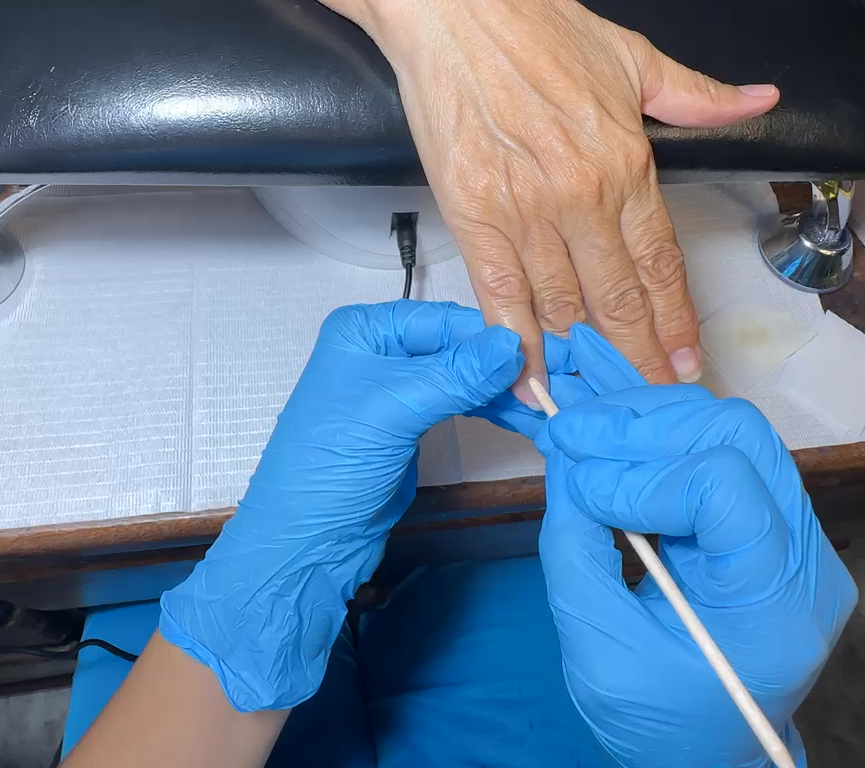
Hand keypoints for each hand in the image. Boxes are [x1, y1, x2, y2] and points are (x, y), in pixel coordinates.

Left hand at [160, 301, 537, 711]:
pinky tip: (523, 417)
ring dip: (504, 390)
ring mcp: (397, 387)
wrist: (307, 544)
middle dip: (504, 366)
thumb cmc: (332, 466)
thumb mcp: (394, 410)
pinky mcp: (411, 421)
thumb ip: (455, 374)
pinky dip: (491, 409)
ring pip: (464, 375)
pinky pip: (460, 402)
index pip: (443, 319)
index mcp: (365, 329)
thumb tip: (513, 343)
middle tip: (557, 383)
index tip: (548, 353)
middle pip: (457, 345)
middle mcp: (381, 349)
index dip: (494, 336)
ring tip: (548, 406)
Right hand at [374, 0, 776, 391]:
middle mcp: (582, 199)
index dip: (674, 320)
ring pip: (563, 307)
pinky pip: (502, 297)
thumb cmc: (537, 26)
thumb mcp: (630, 53)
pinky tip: (532, 384)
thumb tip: (761, 103)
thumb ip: (696, 94)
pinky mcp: (472, 217)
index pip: (659, 263)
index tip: (686, 365)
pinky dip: (517, 346)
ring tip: (601, 407)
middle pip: (616, 300)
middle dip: (638, 359)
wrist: (453, 11)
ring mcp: (525, 213)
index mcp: (626, 162)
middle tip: (653, 406)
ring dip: (583, 363)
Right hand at [536, 326, 854, 767]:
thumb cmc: (655, 721)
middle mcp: (800, 550)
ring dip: (643, 410)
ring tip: (582, 413)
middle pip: (734, 434)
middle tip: (574, 429)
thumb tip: (566, 451)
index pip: (723, 485)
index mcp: (777, 603)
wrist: (700, 751)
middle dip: (642, 422)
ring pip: (722, 423)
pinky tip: (602, 373)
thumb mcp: (597, 646)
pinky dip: (649, 411)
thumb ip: (576, 542)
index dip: (641, 474)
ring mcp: (783, 523)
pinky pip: (705, 439)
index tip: (582, 492)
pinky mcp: (751, 507)